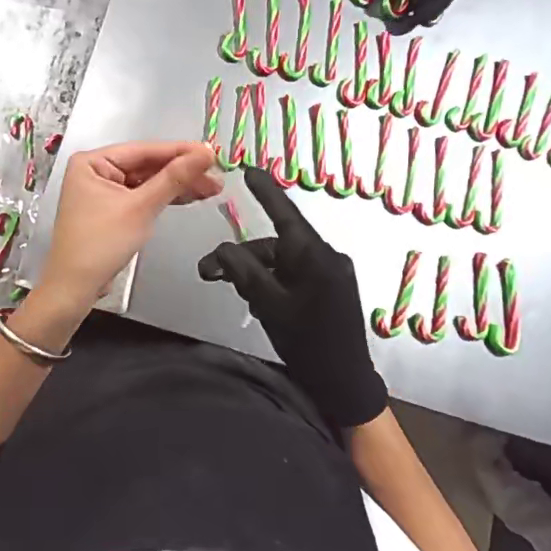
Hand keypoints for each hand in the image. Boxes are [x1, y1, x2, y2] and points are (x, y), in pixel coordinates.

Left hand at [39, 141, 220, 310]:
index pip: (144, 150)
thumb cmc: (100, 245)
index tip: (212, 153)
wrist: (75, 287)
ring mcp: (103, 191)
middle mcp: (95, 171)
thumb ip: (174, 179)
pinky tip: (189, 197)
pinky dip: (164, 198)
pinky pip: (142, 197)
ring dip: (177, 185)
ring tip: (211, 188)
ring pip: (147, 182)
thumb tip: (205, 154)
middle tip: (216, 175)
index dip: (181, 151)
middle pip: (147, 165)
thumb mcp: (141, 208)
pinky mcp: (111, 210)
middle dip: (182, 171)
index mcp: (93, 162)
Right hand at [196, 167, 386, 427]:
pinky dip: (273, 282)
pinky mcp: (332, 290)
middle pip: (275, 246)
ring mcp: (332, 274)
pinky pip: (296, 276)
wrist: (344, 380)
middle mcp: (326, 257)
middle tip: (207, 274)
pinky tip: (257, 300)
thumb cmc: (307, 341)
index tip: (249, 170)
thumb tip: (221, 251)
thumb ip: (243, 272)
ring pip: (283, 263)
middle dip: (241, 257)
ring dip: (255, 274)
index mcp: (314, 255)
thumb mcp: (268, 304)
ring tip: (233, 293)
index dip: (265, 192)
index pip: (285, 214)